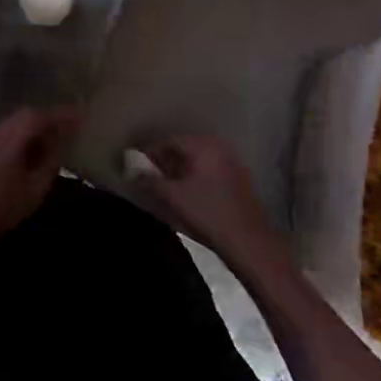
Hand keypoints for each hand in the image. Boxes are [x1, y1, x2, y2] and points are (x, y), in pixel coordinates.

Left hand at [0, 107, 80, 245]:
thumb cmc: (3, 210)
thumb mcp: (36, 188)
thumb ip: (51, 160)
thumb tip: (63, 139)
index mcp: (11, 140)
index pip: (39, 117)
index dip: (61, 115)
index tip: (81, 114)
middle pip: (25, 115)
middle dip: (49, 118)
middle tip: (70, 125)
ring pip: (14, 122)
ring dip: (35, 126)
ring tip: (54, 137)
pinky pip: (6, 132)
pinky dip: (22, 134)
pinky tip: (31, 149)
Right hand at [135, 135, 288, 273]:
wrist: (247, 240)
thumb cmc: (207, 213)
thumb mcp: (173, 197)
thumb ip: (150, 181)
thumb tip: (132, 172)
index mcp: (204, 146)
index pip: (170, 140)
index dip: (150, 153)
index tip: (137, 167)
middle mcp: (220, 148)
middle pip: (185, 149)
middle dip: (165, 163)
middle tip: (149, 179)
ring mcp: (233, 163)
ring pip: (198, 162)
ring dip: (180, 172)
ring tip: (165, 190)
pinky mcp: (239, 181)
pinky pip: (210, 172)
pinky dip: (195, 179)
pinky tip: (187, 196)